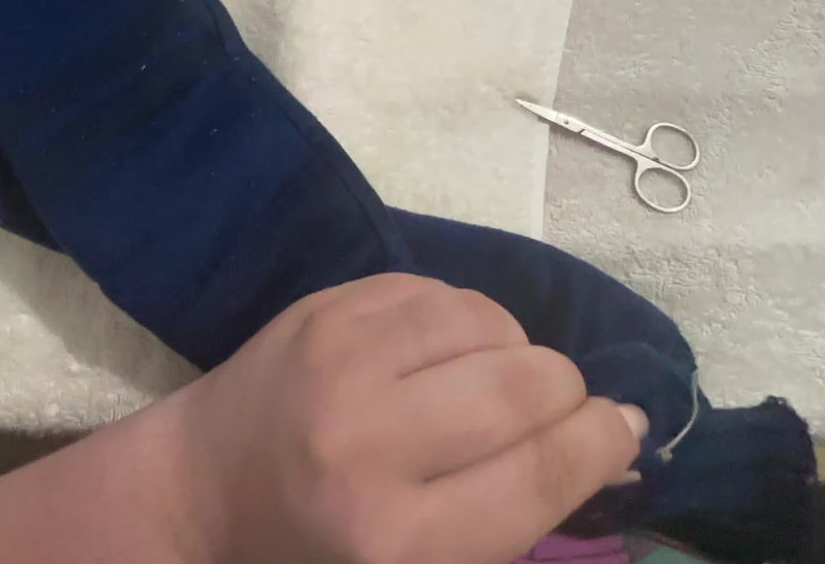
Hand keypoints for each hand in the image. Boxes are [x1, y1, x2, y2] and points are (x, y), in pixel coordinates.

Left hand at [155, 274, 647, 563]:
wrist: (200, 485)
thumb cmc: (312, 548)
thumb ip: (509, 511)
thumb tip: (609, 440)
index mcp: (397, 540)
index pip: (540, 472)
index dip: (602, 442)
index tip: (624, 428)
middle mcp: (368, 439)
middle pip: (525, 384)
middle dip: (567, 390)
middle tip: (559, 402)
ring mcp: (340, 355)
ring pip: (486, 317)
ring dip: (514, 345)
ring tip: (494, 372)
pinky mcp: (323, 306)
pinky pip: (434, 287)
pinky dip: (463, 314)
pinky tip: (447, 343)